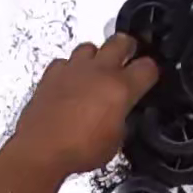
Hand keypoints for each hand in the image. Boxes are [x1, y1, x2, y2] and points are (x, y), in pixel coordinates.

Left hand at [7, 34, 159, 176]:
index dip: (151, 73)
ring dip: (96, 56)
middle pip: (121, 41)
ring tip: (95, 72)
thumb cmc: (78, 150)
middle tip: (127, 59)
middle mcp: (98, 71)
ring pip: (90, 46)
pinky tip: (69, 82)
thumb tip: (119, 117)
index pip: (148, 67)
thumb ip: (121, 122)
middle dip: (128, 48)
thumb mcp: (114, 143)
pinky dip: (69, 69)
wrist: (41, 150)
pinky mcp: (51, 75)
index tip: (148, 78)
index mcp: (121, 88)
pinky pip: (64, 62)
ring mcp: (73, 69)